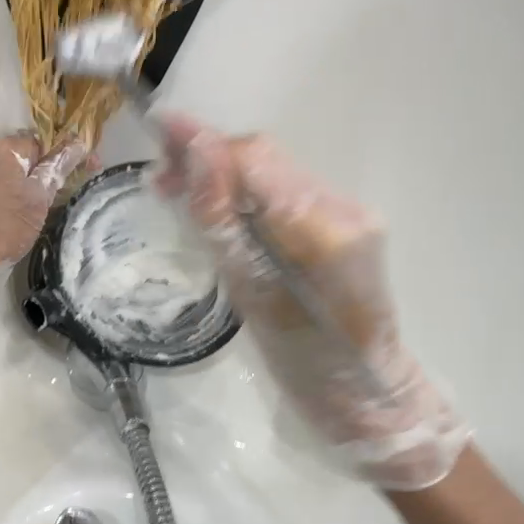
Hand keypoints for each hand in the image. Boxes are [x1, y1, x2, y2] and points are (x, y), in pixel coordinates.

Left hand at [0, 133, 83, 324]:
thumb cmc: (5, 226)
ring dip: (35, 179)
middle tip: (74, 186)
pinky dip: (18, 188)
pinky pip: (3, 179)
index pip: (47, 139)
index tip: (91, 167)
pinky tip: (28, 205)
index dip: (70, 153)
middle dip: (53, 166)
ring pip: (17, 168)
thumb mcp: (39, 198)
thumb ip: (58, 167)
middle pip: (31, 152)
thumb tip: (78, 141)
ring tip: (54, 199)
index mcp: (8, 147)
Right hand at [160, 114, 469, 491]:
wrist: (367, 395)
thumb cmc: (301, 359)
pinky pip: (282, 186)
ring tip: (182, 191)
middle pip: (261, 155)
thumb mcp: (248, 292)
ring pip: (269, 168)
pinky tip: (224, 210)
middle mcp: (343, 207)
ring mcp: (349, 209)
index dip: (202, 141)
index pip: (253, 160)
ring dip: (223, 173)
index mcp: (322, 231)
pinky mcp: (345, 216)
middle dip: (207, 157)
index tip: (157, 128)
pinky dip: (246, 190)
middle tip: (162, 178)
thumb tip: (194, 151)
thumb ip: (220, 217)